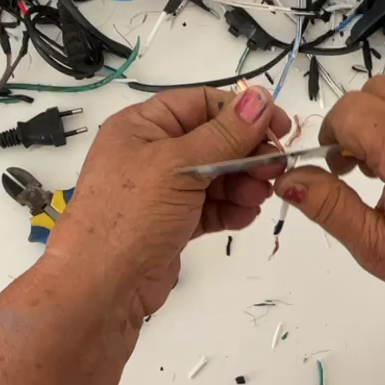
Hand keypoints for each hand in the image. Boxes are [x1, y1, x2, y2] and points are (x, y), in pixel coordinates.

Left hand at [47, 87, 290, 315]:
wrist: (103, 286)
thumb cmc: (132, 215)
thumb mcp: (179, 166)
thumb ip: (225, 134)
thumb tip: (261, 99)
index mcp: (143, 126)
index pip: (201, 104)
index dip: (242, 113)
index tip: (280, 128)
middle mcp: (152, 154)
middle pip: (213, 141)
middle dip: (246, 155)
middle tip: (274, 170)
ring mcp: (162, 192)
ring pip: (215, 178)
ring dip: (242, 185)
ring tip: (257, 198)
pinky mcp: (172, 224)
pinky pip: (210, 209)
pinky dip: (230, 211)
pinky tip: (245, 217)